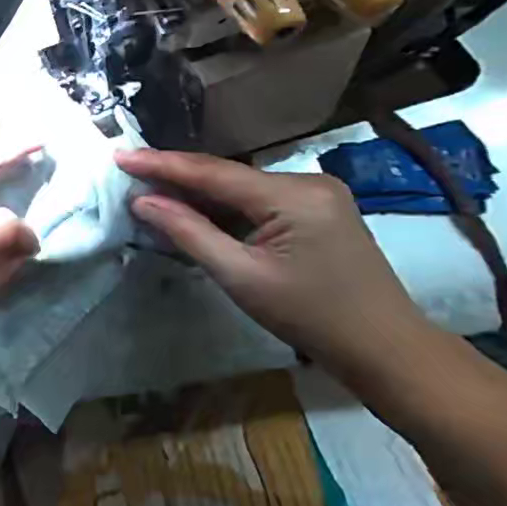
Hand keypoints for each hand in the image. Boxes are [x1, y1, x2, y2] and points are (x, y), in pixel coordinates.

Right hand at [116, 148, 427, 372]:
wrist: (386, 349)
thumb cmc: (310, 317)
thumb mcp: (240, 277)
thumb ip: (188, 232)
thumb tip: (142, 201)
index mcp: (292, 195)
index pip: (212, 173)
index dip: (161, 163)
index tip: (120, 156)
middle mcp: (307, 181)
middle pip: (226, 175)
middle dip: (177, 176)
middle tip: (130, 172)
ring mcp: (317, 193)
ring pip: (241, 186)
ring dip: (199, 192)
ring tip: (152, 190)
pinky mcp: (319, 208)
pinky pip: (259, 199)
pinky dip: (225, 206)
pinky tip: (196, 210)